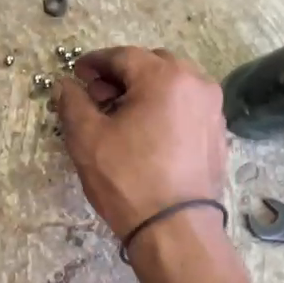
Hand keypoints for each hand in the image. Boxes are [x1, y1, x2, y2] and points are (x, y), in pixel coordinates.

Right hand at [51, 47, 227, 237]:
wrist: (174, 227)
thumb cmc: (126, 178)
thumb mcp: (86, 138)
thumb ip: (73, 102)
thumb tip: (66, 84)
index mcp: (164, 78)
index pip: (124, 55)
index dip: (95, 62)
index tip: (76, 74)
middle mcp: (197, 84)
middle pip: (153, 64)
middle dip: (121, 74)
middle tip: (96, 95)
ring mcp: (212, 109)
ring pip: (172, 85)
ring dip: (143, 91)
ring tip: (119, 116)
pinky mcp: (217, 133)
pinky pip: (185, 107)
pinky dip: (162, 109)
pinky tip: (143, 133)